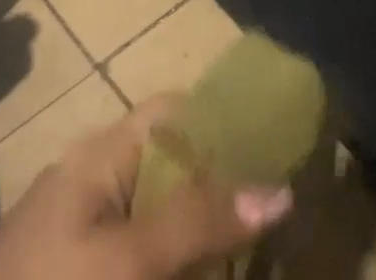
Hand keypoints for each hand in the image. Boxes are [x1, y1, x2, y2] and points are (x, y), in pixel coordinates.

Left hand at [0, 97, 294, 279]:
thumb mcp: (125, 257)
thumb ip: (197, 220)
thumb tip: (281, 188)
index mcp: (102, 154)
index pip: (174, 111)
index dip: (225, 117)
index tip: (281, 140)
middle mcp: (100, 179)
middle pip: (177, 163)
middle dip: (228, 181)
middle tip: (286, 203)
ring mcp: (92, 227)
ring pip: (167, 212)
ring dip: (210, 225)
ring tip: (267, 240)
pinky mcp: (89, 264)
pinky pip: (148, 248)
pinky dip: (183, 256)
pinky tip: (214, 268)